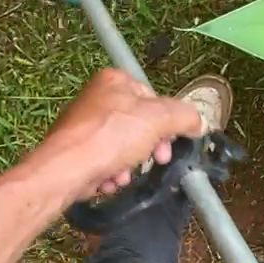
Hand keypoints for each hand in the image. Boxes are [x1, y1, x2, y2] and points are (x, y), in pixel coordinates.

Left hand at [29, 69, 203, 200]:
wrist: (65, 170)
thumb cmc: (109, 138)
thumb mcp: (158, 120)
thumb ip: (183, 116)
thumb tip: (198, 122)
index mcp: (114, 81)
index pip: (153, 98)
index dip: (166, 123)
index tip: (169, 142)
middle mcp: (96, 98)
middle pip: (138, 124)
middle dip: (148, 148)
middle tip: (155, 161)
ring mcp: (83, 125)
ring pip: (121, 146)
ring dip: (129, 165)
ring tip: (123, 175)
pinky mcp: (75, 150)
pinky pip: (103, 161)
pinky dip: (110, 174)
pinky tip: (108, 181)